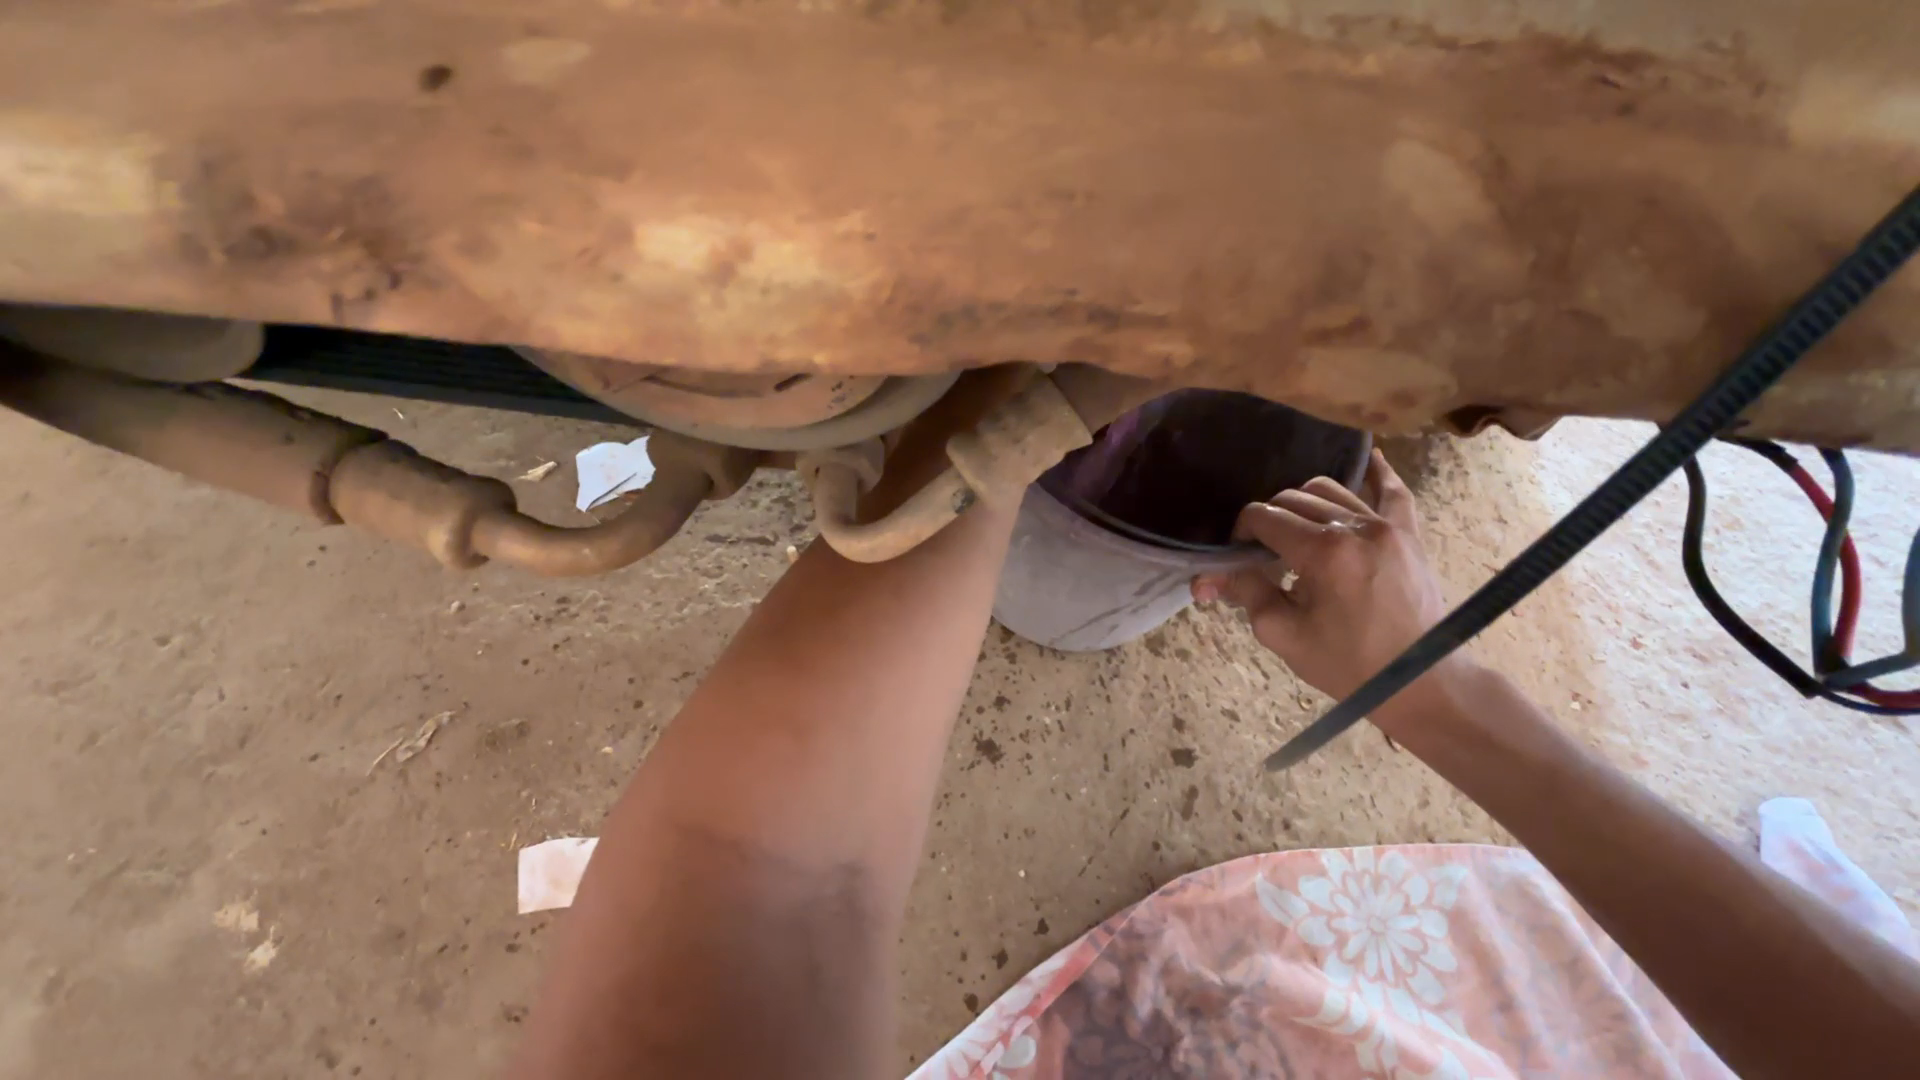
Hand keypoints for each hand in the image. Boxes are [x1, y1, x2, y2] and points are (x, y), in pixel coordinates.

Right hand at [1192, 449, 1458, 703]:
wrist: (1420, 681)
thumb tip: (1208, 576)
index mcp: (1322, 552)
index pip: (1263, 517)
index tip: (1238, 556)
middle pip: (1292, 498)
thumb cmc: (1348, 664)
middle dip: (1268, 519)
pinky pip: (1392, 490)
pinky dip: (1377, 472)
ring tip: (1297, 532)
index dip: (1241, 532)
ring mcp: (1387, 525)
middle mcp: (1354, 527)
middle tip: (1263, 553)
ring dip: (1303, 503)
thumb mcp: (1284, 634)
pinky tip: (1365, 459)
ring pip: (1329, 489)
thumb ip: (1245, 594)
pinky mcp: (1409, 532)